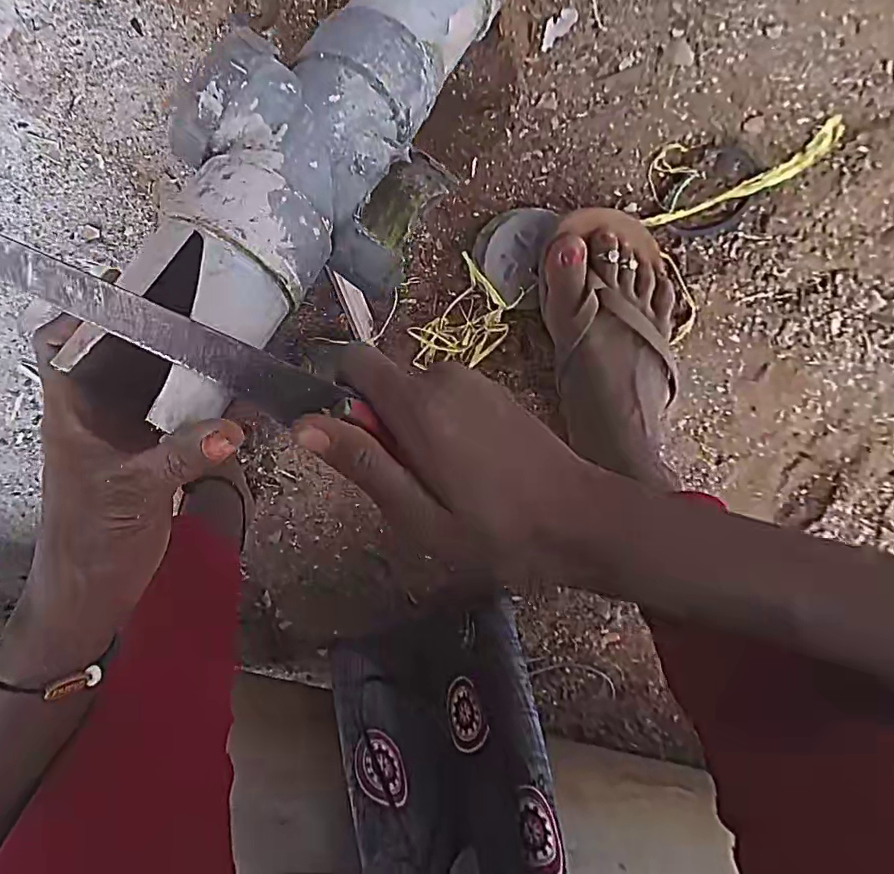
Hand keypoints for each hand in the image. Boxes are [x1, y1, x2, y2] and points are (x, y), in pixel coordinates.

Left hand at [0, 315, 244, 683]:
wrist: (90, 597)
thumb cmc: (87, 544)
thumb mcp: (131, 494)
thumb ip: (180, 456)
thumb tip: (230, 426)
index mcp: (72, 410)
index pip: (60, 343)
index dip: (82, 310)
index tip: (120, 283)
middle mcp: (97, 413)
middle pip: (116, 352)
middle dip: (148, 325)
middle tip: (189, 300)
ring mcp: (126, 432)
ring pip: (150, 381)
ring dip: (181, 364)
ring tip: (218, 338)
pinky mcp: (152, 453)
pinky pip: (179, 415)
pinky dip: (205, 406)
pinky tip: (236, 404)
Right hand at [291, 344, 631, 584]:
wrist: (589, 521)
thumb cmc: (499, 532)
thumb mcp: (418, 515)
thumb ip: (361, 463)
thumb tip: (303, 424)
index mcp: (419, 403)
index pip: (352, 361)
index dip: (338, 395)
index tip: (354, 442)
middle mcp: (442, 375)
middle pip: (382, 385)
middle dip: (381, 427)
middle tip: (413, 484)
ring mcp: (472, 379)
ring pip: (411, 395)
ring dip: (411, 431)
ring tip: (446, 483)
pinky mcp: (492, 389)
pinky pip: (441, 398)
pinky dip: (439, 427)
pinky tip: (472, 470)